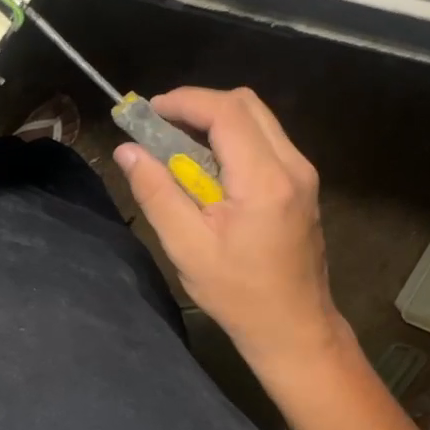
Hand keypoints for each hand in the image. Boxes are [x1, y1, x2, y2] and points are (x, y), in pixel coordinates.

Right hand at [113, 87, 347, 378]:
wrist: (294, 327)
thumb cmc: (237, 294)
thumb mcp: (186, 246)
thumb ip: (156, 192)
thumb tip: (127, 150)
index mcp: (265, 180)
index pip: (227, 112)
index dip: (185, 102)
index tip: (148, 112)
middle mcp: (292, 166)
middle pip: (246, 105)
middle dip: (198, 105)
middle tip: (159, 126)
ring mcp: (302, 173)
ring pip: (257, 119)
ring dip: (214, 121)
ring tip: (175, 144)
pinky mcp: (301, 184)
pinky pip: (265, 140)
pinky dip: (231, 138)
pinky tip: (204, 165)